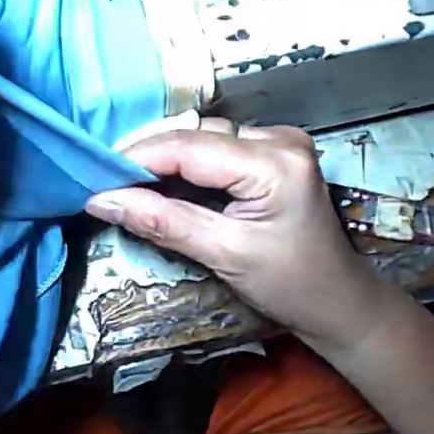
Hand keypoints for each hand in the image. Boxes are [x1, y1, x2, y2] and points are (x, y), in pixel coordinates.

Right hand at [85, 121, 414, 352]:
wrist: (337, 299)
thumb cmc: (290, 284)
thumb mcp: (223, 254)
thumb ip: (162, 221)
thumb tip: (102, 200)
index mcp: (275, 163)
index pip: (190, 146)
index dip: (138, 158)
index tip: (96, 175)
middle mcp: (281, 138)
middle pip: (198, 134)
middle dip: (149, 155)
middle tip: (106, 179)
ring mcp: (281, 140)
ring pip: (206, 136)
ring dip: (167, 156)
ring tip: (128, 180)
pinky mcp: (276, 150)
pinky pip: (221, 145)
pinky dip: (190, 161)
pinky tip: (165, 177)